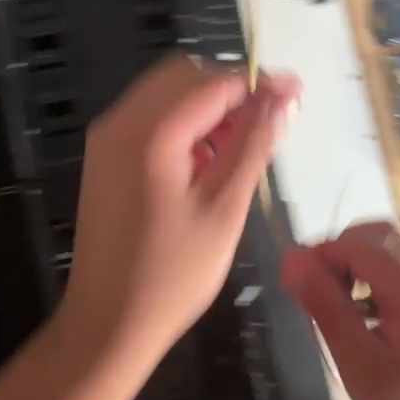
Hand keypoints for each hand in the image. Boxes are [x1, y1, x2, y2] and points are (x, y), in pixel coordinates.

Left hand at [64, 55, 300, 352]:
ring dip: (208, 105)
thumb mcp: (224, 210)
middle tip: (271, 120)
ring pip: (166, 94)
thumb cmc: (173, 275)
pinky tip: (208, 158)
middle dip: (231, 89)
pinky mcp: (104, 157)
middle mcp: (121, 123)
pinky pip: (149, 118)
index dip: (258, 84)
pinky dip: (183, 123)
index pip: (212, 82)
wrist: (107, 323)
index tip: (296, 95)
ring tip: (245, 143)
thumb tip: (284, 99)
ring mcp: (106, 139)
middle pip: (184, 76)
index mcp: (150, 134)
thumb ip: (253, 146)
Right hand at [284, 223, 399, 399]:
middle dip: (335, 255)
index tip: (290, 282)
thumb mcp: (357, 361)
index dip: (319, 255)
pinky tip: (355, 311)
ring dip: (349, 265)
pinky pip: (393, 263)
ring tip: (331, 305)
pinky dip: (366, 276)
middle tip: (309, 292)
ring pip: (381, 247)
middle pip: (374, 237)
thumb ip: (325, 304)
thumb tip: (291, 259)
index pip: (359, 246)